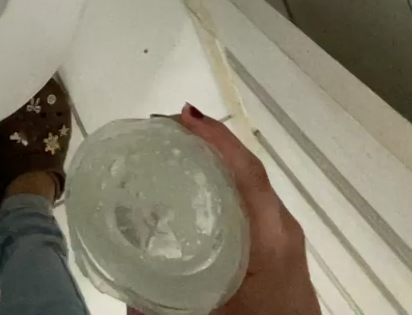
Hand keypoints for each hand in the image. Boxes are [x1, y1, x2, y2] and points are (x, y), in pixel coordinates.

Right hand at [176, 105, 322, 314]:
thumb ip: (166, 311)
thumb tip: (127, 302)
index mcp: (270, 238)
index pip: (248, 173)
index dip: (217, 139)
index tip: (182, 116)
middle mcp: (282, 227)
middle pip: (247, 168)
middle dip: (209, 140)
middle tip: (164, 128)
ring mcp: (284, 234)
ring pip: (251, 182)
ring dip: (217, 158)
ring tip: (176, 148)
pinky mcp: (282, 245)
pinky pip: (252, 199)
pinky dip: (226, 181)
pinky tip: (200, 187)